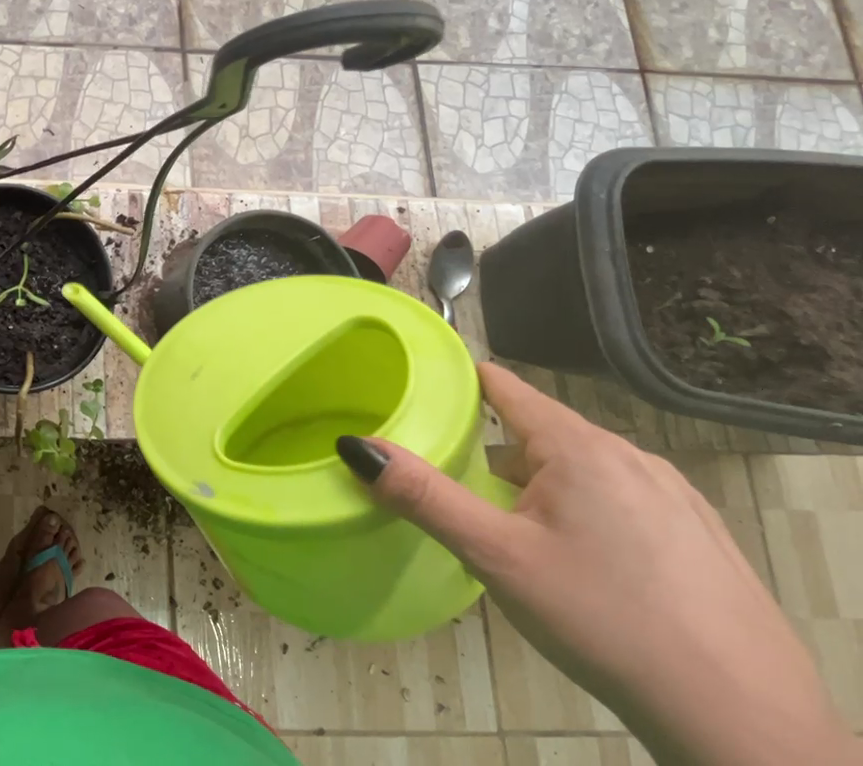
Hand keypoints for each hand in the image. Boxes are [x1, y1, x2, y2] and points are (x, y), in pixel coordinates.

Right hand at [339, 362, 855, 765]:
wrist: (738, 715)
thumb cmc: (602, 619)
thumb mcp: (496, 557)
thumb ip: (425, 495)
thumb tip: (356, 444)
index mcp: (581, 449)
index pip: (508, 387)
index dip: (459, 378)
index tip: (417, 383)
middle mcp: (632, 458)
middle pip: (541, 430)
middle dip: (490, 443)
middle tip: (445, 471)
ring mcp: (674, 496)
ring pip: (581, 466)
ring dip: (535, 478)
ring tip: (500, 517)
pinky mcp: (698, 535)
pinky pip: (619, 496)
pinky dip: (579, 504)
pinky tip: (574, 554)